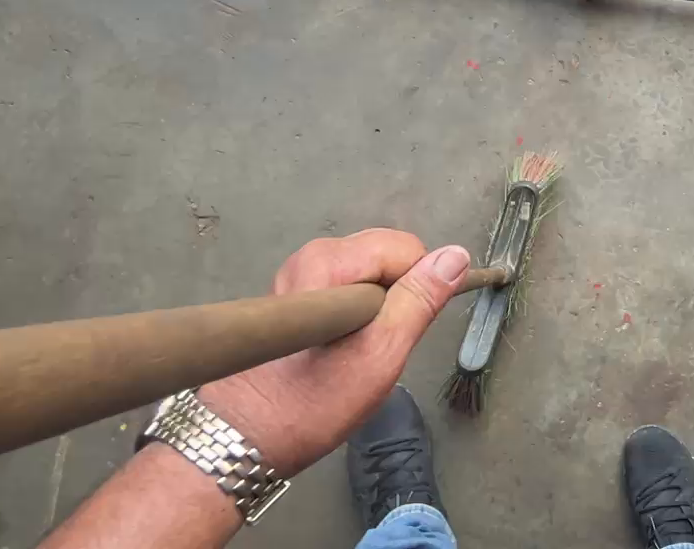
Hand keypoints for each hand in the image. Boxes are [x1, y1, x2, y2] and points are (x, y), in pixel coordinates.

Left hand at [196, 229, 471, 473]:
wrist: (236, 444)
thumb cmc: (312, 402)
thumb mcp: (381, 353)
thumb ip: (421, 299)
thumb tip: (456, 255)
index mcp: (329, 260)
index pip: (407, 250)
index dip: (415, 290)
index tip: (397, 332)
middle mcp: (312, 254)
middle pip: (389, 255)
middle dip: (396, 295)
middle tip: (376, 343)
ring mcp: (300, 271)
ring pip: (373, 271)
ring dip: (379, 306)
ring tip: (356, 348)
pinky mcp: (295, 290)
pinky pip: (352, 283)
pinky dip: (360, 310)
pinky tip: (340, 344)